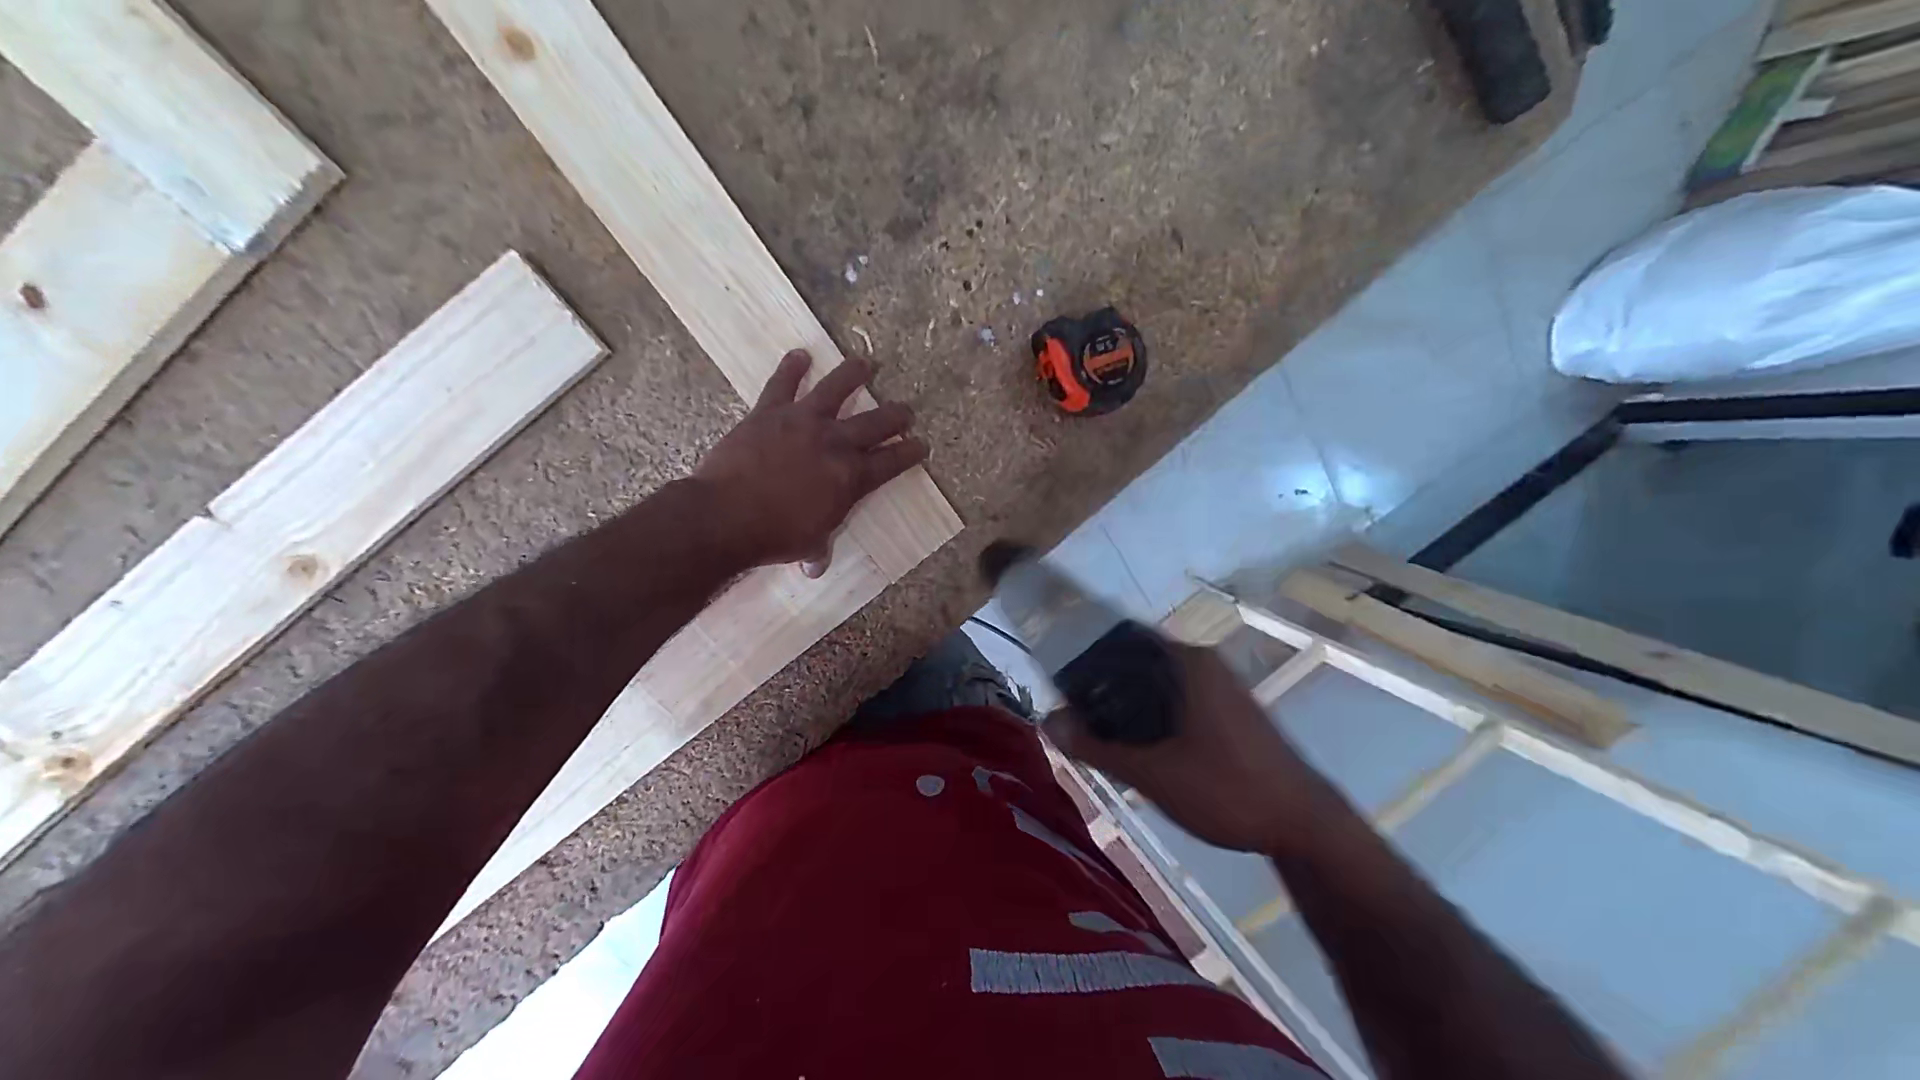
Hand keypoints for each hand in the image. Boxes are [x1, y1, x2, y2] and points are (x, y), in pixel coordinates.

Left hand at [693, 349, 927, 574]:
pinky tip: (800, 353)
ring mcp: (803, 422)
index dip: (910, 452)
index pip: (891, 462)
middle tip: (907, 411)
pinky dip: (791, 367)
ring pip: (837, 388)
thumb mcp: (807, 544)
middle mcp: (835, 443)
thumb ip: (818, 548)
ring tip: (866, 364)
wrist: (726, 515)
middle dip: (897, 415)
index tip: (922, 445)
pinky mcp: (770, 411)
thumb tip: (815, 567)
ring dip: (854, 374)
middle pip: (876, 422)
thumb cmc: (773, 536)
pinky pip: (783, 383)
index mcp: (851, 478)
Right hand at [1044, 644, 1332, 852]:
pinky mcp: (1228, 712)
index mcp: (1188, 662)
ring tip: (1096, 734)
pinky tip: (1136, 747)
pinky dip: (1150, 716)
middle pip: (1137, 662)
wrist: (1305, 827)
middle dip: (1103, 687)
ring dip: (1126, 706)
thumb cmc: (1228, 790)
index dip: (1087, 656)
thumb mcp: (1154, 773)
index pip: (1123, 638)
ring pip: (1156, 685)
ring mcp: (1220, 688)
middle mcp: (1203, 665)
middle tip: (1072, 716)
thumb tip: (1047, 721)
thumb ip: (1096, 748)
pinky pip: (1175, 701)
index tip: (1059, 683)